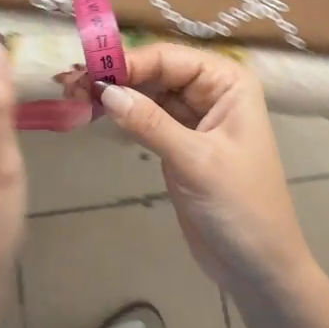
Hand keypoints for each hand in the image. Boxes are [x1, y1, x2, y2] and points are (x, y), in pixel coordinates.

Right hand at [96, 44, 307, 291]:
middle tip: (70, 82)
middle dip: (115, 75)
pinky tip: (93, 111)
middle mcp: (211, 90)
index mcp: (227, 82)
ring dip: (113, 93)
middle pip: (154, 70)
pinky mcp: (178, 141)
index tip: (88, 71)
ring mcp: (193, 116)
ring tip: (72, 94)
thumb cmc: (240, 207)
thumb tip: (105, 91)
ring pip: (146, 92)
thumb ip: (149, 123)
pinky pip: (145, 116)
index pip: (169, 58)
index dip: (128, 62)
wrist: (259, 269)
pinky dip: (120, 114)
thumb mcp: (195, 162)